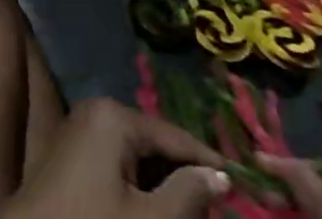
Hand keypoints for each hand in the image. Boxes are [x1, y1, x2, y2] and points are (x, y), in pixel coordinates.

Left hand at [0, 98, 229, 218]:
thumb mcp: (151, 218)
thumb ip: (189, 193)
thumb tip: (220, 176)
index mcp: (114, 117)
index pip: (176, 137)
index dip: (212, 165)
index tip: (248, 190)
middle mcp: (96, 113)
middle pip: (157, 144)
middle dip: (187, 177)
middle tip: (221, 209)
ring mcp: (80, 131)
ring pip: (139, 156)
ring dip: (166, 186)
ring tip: (193, 213)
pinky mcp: (73, 155)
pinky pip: (119, 165)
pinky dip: (141, 188)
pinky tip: (159, 210)